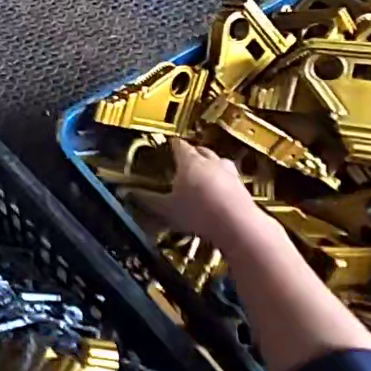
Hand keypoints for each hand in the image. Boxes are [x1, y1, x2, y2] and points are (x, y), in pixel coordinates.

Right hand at [130, 138, 260, 243]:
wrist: (238, 226)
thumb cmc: (199, 213)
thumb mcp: (166, 209)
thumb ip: (147, 200)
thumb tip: (128, 194)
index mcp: (190, 161)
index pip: (179, 145)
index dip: (172, 145)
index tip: (167, 146)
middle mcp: (211, 162)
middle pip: (200, 150)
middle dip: (192, 153)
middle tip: (183, 160)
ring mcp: (230, 173)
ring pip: (218, 162)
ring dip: (210, 165)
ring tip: (202, 175)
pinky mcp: (243, 187)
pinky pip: (230, 178)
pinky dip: (223, 181)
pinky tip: (218, 194)